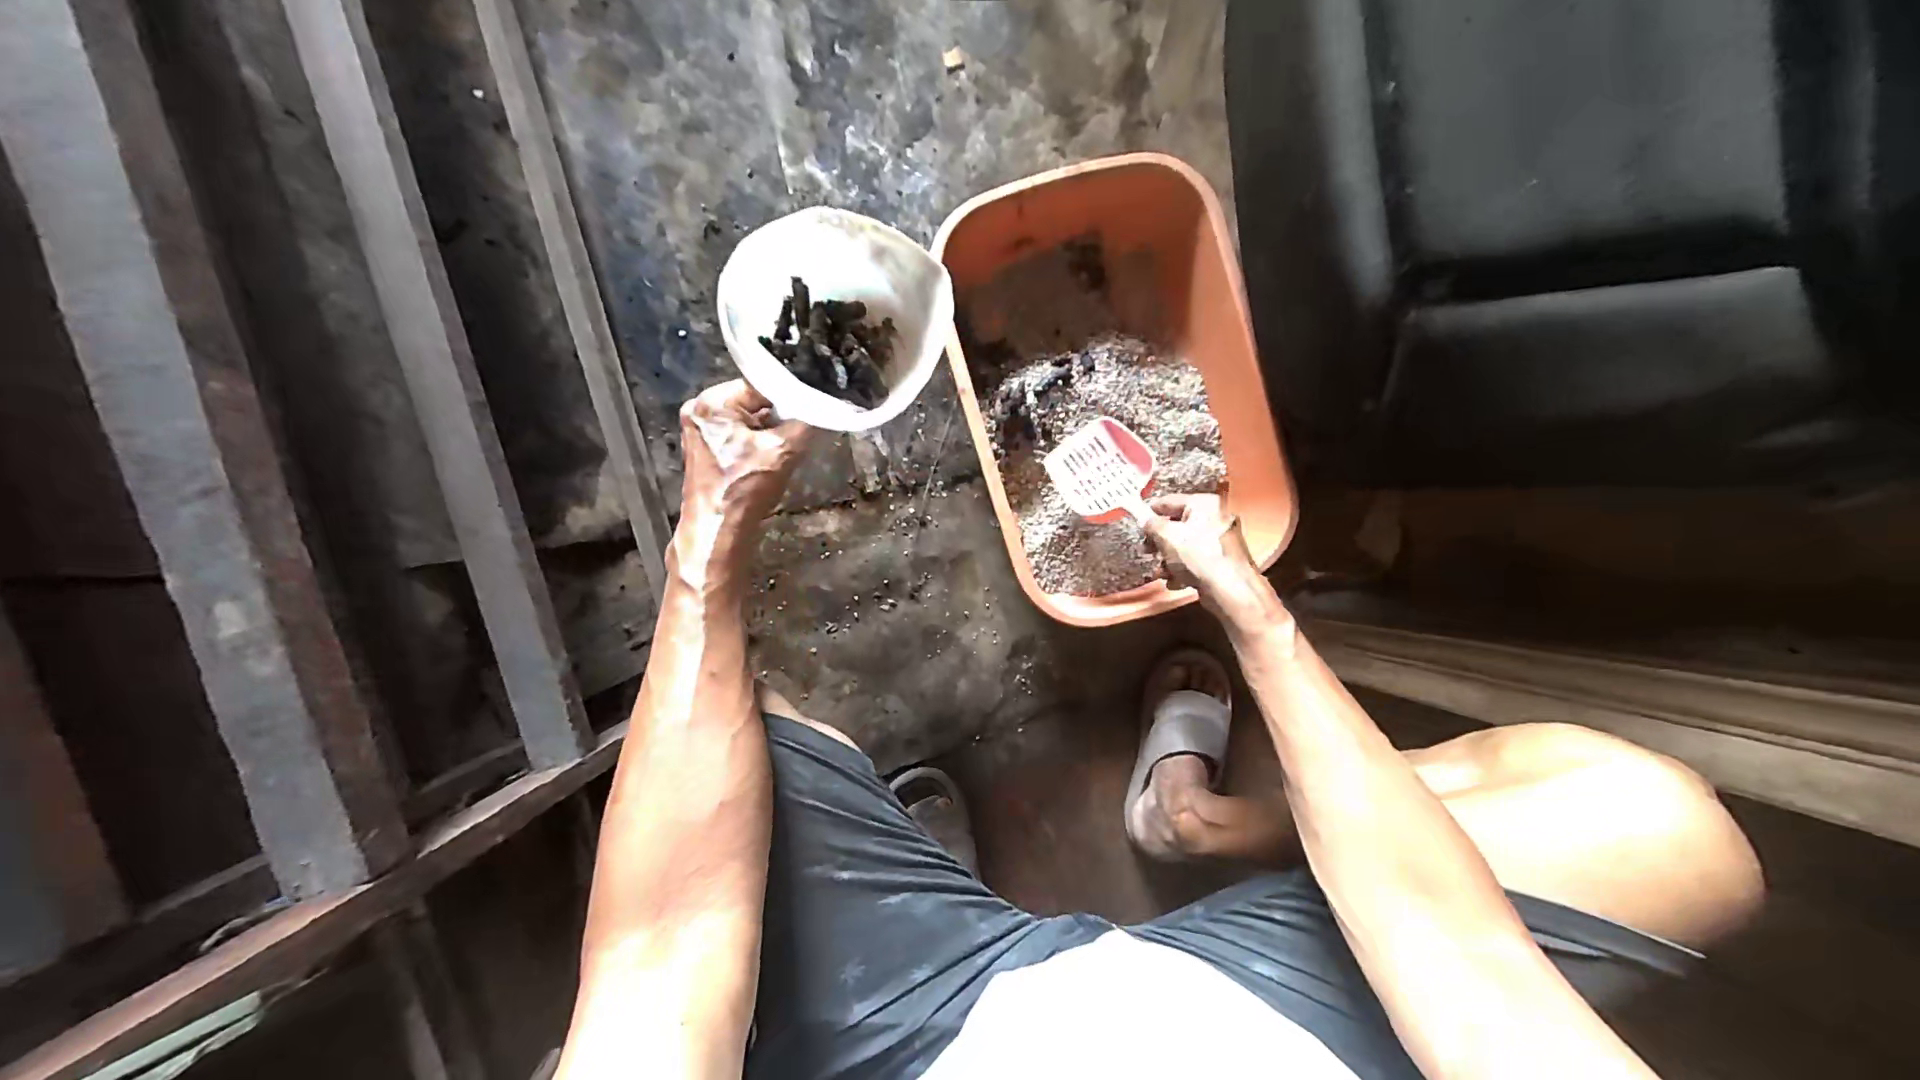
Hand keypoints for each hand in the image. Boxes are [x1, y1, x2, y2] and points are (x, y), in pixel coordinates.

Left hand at [674, 380, 811, 584]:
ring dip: (773, 431)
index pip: (761, 384)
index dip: (791, 395)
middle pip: (755, 401)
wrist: (719, 531)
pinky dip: (761, 442)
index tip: (815, 404)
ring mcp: (703, 431)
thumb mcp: (784, 450)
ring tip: (790, 445)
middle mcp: (701, 411)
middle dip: (781, 415)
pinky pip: (743, 435)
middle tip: (805, 427)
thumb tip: (828, 406)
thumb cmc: (743, 489)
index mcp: (711, 403)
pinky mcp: (710, 450)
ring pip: (751, 419)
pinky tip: (776, 456)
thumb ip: (807, 422)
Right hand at [1142, 494, 1278, 624]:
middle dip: (1160, 541)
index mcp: (1204, 503)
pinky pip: (1197, 558)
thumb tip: (1144, 520)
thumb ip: (1150, 524)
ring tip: (1161, 572)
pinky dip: (1184, 568)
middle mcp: (1216, 516)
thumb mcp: (1166, 536)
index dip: (1149, 512)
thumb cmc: (1198, 556)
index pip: (1169, 501)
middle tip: (1147, 551)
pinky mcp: (1224, 559)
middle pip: (1178, 524)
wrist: (1230, 589)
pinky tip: (1176, 581)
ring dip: (1169, 558)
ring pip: (1186, 544)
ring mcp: (1222, 538)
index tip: (1137, 523)